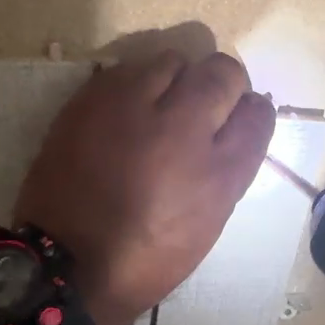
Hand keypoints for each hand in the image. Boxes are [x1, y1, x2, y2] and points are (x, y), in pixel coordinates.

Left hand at [13, 51, 274, 324]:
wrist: (66, 265)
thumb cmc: (143, 262)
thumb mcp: (205, 226)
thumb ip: (225, 174)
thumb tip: (229, 136)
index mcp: (219, 175)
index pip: (257, 114)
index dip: (251, 113)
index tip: (238, 119)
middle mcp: (184, 131)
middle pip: (223, 73)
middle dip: (222, 85)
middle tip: (204, 106)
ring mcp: (135, 109)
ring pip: (175, 60)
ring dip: (176, 79)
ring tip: (161, 105)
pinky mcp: (93, 100)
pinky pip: (128, 69)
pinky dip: (136, 84)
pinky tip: (128, 111)